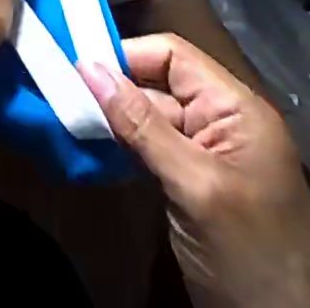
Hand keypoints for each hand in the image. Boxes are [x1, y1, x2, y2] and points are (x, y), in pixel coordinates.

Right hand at [80, 35, 309, 307]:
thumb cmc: (248, 254)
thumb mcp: (194, 186)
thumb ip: (143, 126)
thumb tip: (90, 68)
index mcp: (236, 106)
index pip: (175, 56)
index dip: (128, 55)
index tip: (77, 66)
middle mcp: (223, 120)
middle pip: (161, 86)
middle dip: (115, 89)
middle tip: (61, 96)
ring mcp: (209, 156)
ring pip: (154, 120)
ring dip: (116, 120)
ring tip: (68, 119)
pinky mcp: (195, 187)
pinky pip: (156, 152)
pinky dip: (127, 149)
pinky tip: (95, 151)